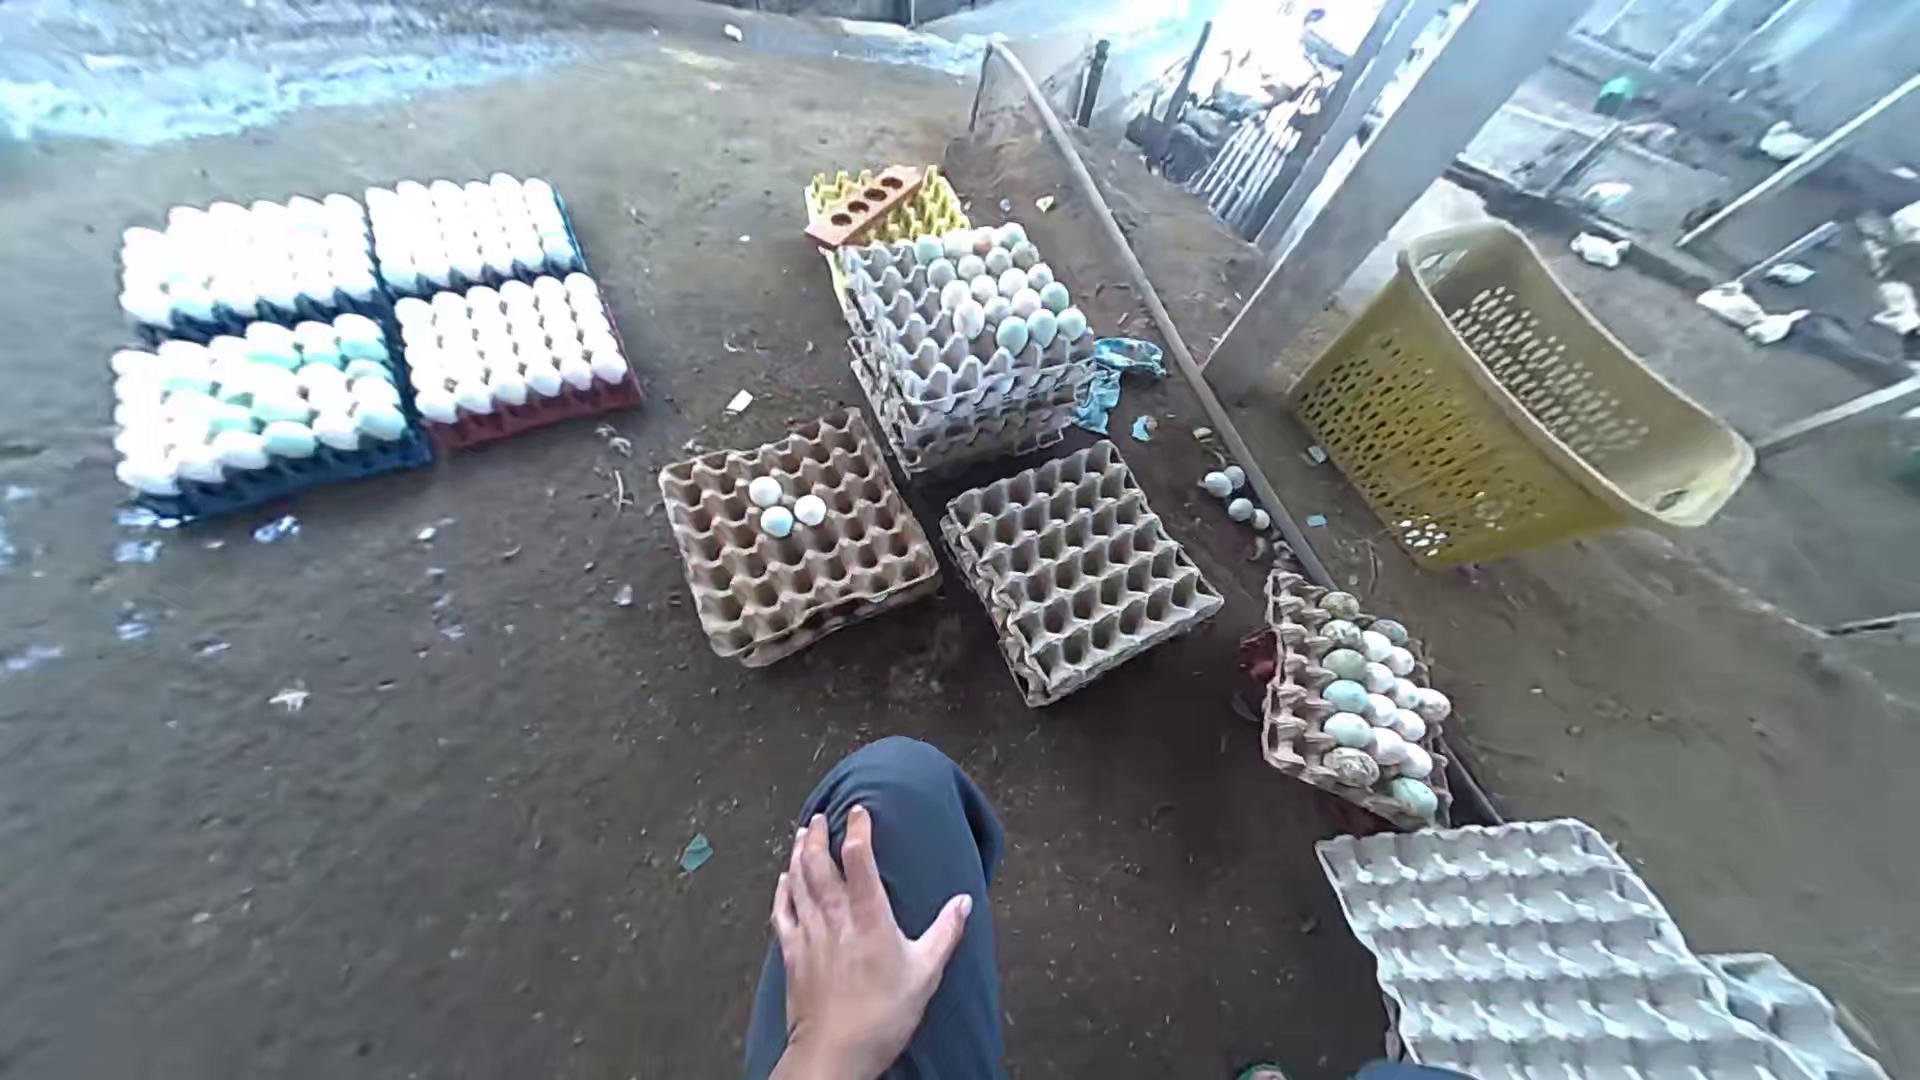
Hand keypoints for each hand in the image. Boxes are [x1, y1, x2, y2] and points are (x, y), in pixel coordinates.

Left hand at [769, 805, 971, 1079]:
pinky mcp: (793, 953)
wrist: (834, 1057)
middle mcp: (836, 915)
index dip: (858, 828)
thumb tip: (965, 900)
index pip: (860, 858)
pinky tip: (784, 877)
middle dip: (820, 834)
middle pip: (820, 863)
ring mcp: (810, 932)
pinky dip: (783, 890)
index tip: (858, 809)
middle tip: (822, 815)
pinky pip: (783, 911)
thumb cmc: (883, 1014)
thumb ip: (946, 932)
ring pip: (800, 880)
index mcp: (869, 915)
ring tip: (804, 832)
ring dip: (801, 853)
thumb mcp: (925, 972)